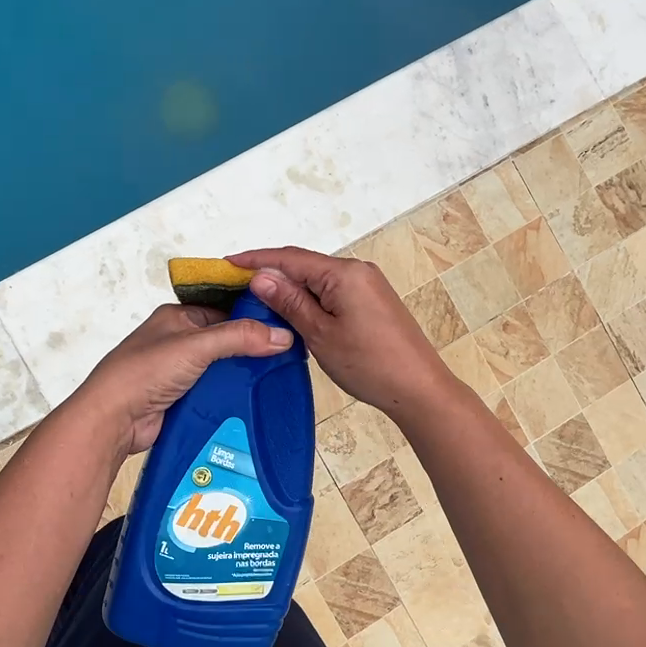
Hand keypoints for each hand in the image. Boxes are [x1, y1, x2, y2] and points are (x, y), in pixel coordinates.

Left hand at [68, 303, 293, 457]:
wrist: (113, 419)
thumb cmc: (144, 372)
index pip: (223, 311)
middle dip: (250, 350)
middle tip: (286, 359)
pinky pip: (213, 393)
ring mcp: (178, 373)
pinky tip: (254, 402)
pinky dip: (230, 397)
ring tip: (277, 381)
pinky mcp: (181, 399)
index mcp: (177, 318)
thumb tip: (282, 336)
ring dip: (241, 377)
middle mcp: (177, 342)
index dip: (251, 317)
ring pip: (220, 370)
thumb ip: (239, 337)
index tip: (284, 327)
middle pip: (224, 342)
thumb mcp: (196, 346)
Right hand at [229, 246, 461, 420]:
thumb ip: (290, 302)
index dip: (257, 259)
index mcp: (344, 273)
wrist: (418, 388)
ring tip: (258, 301)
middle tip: (237, 287)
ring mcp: (367, 285)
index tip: (228, 263)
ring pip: (318, 279)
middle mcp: (357, 270)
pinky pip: (332, 291)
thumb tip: (261, 276)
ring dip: (290, 288)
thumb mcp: (320, 334)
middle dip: (271, 273)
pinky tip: (293, 312)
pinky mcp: (372, 301)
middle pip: (305, 265)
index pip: (291, 258)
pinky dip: (309, 298)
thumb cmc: (368, 363)